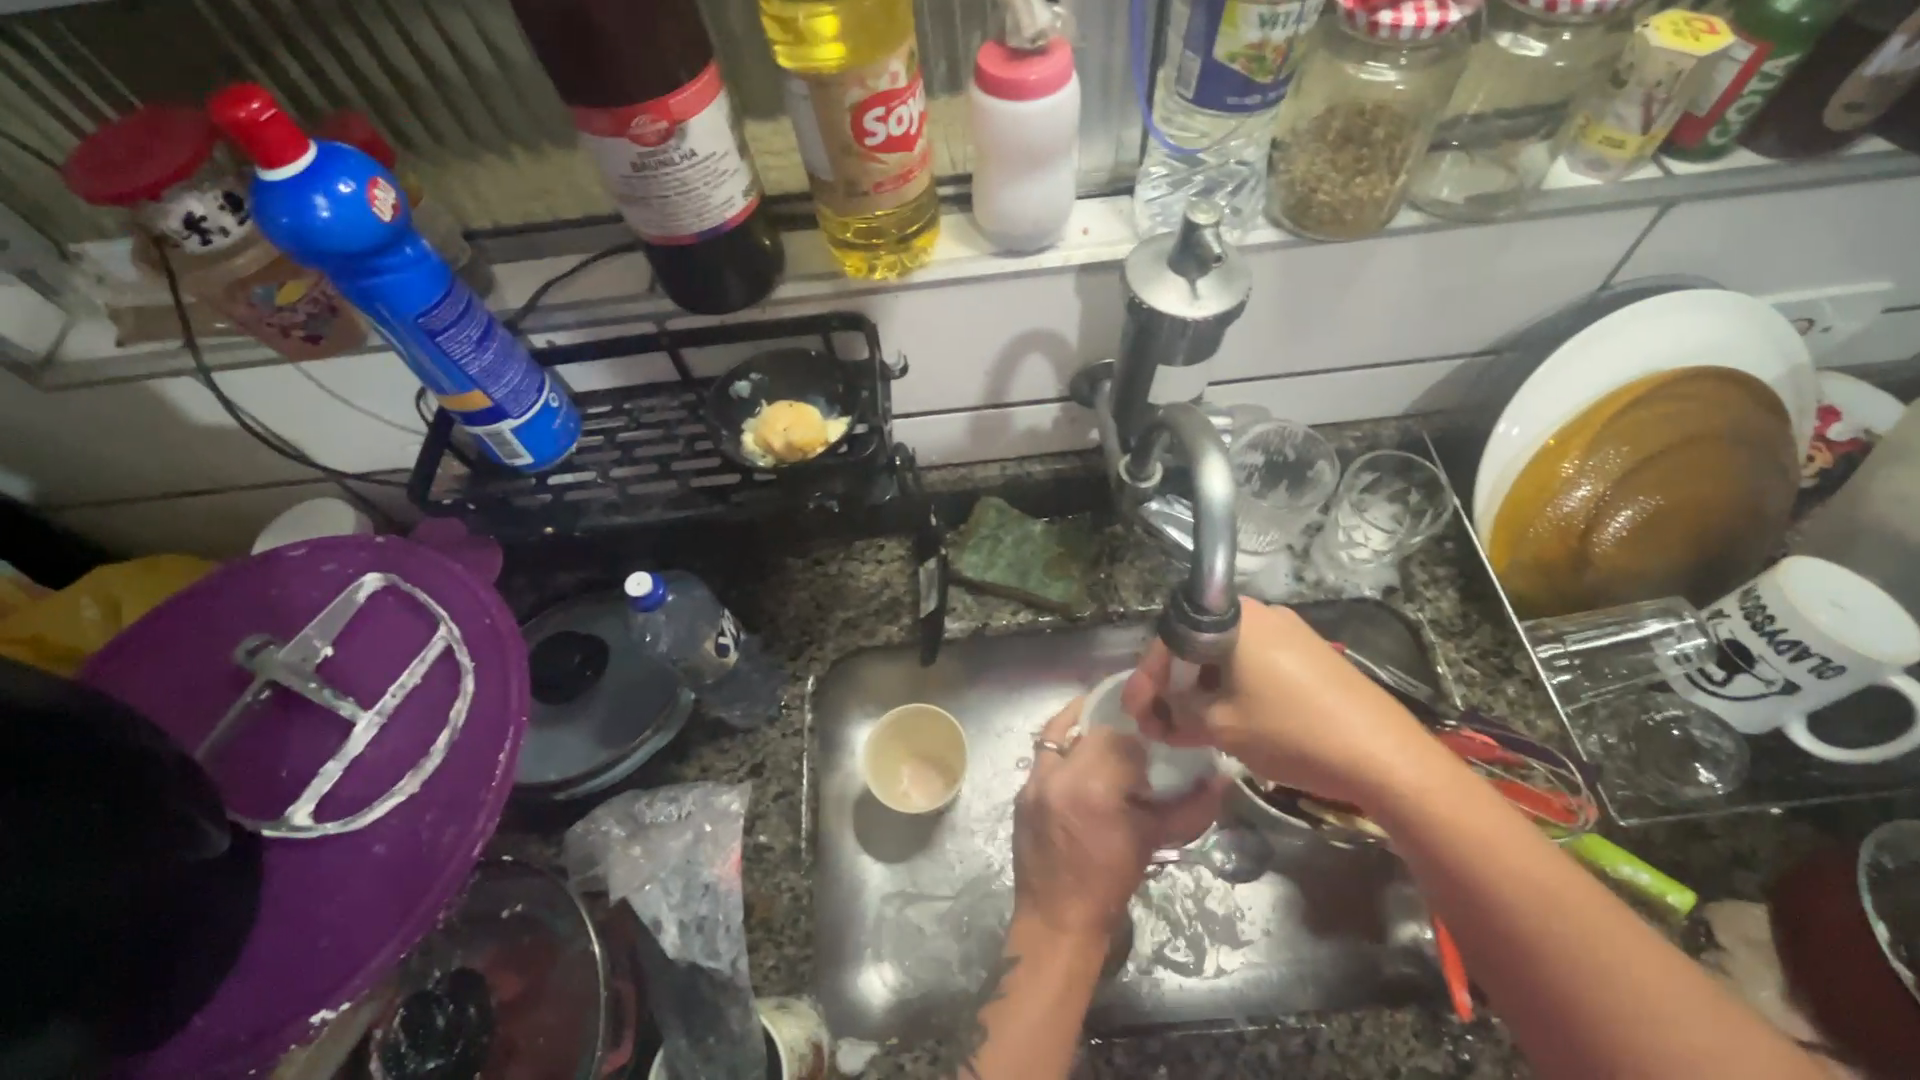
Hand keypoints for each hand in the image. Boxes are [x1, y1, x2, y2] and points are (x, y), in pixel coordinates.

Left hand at [1011, 698, 1224, 938]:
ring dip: (1085, 732)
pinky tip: (1083, 760)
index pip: (1120, 737)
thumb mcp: (1154, 840)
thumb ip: (1190, 807)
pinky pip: (1043, 755)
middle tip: (1133, 746)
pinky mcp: (1021, 793)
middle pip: (1091, 731)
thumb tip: (1220, 780)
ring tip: (1106, 737)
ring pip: (1060, 734)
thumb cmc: (1110, 883)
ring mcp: (1034, 782)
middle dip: (1115, 735)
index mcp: (1092, 788)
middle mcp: (1058, 776)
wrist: (1058, 919)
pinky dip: (1064, 750)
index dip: (1141, 740)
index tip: (1153, 753)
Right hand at [1122, 597, 1436, 807]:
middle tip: (1159, 721)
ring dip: (1202, 689)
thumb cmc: (1291, 731)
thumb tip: (1154, 718)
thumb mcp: (1221, 727)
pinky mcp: (1310, 656)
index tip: (1137, 712)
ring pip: (1226, 656)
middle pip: (1197, 644)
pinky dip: (1233, 689)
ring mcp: (1289, 633)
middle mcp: (1260, 614)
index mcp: (1233, 619)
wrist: (1383, 755)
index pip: (1170, 638)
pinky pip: (1254, 665)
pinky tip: (1230, 721)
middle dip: (1172, 683)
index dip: (1148, 676)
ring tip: (1192, 727)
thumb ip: (1176, 717)